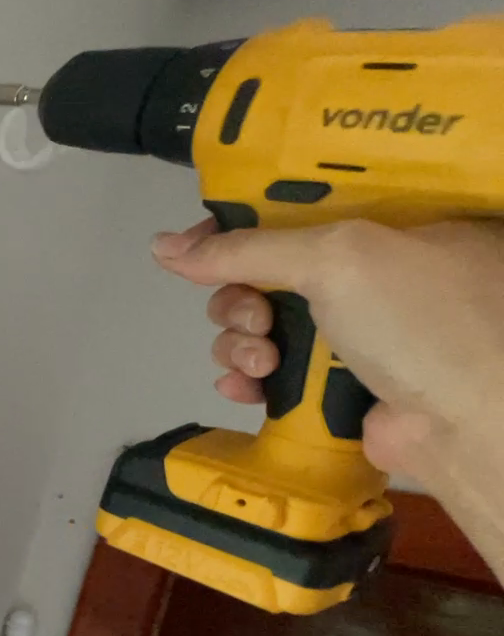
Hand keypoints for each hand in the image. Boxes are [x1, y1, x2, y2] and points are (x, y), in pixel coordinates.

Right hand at [153, 217, 503, 479]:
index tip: (194, 250)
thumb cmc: (425, 323)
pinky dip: (244, 380)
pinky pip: (263, 372)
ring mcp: (352, 334)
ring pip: (254, 329)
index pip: (293, 215)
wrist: (475, 420)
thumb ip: (246, 250)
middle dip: (237, 304)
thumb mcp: (337, 259)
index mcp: (391, 232)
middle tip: (258, 321)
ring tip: (264, 366)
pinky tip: (247, 388)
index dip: (235, 229)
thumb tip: (162, 246)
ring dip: (238, 348)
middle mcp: (371, 279)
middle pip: (260, 278)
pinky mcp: (331, 382)